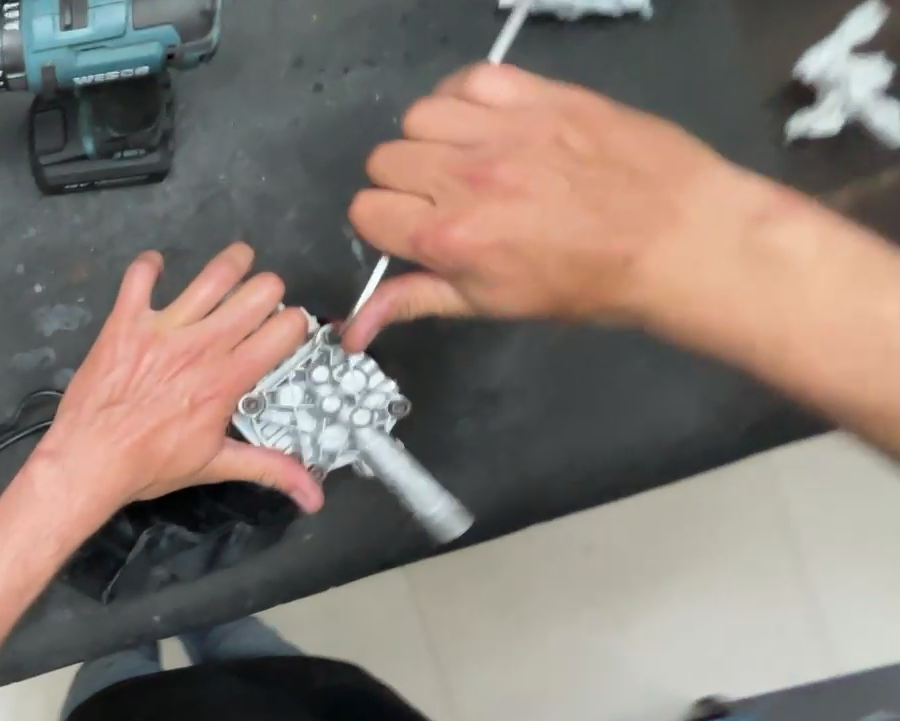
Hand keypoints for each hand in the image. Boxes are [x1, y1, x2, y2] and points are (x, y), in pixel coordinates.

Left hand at [30, 243, 323, 515]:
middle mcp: (202, 345)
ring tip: (236, 266)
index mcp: (229, 378)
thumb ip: (269, 468)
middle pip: (261, 290)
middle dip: (268, 293)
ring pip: (215, 273)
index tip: (282, 335)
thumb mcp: (213, 466)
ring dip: (232, 264)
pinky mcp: (124, 322)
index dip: (293, 327)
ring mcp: (162, 329)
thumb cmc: (148, 466)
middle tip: (255, 308)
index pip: (288, 327)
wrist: (88, 461)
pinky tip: (156, 272)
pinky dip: (149, 268)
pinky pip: (140, 275)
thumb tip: (315, 495)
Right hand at [343, 63, 760, 351]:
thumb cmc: (575, 282)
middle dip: (398, 184)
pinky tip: (481, 124)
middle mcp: (467, 177)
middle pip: (384, 161)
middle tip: (436, 199)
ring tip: (457, 159)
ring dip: (426, 139)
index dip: (379, 224)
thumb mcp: (484, 304)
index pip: (364, 211)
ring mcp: (507, 130)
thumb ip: (409, 302)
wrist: (676, 238)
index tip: (407, 232)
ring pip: (418, 117)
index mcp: (447, 235)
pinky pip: (473, 78)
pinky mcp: (545, 97)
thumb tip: (350, 334)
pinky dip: (464, 97)